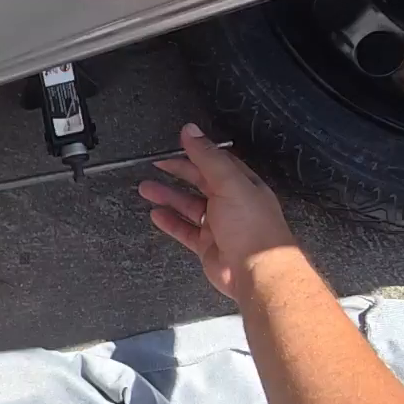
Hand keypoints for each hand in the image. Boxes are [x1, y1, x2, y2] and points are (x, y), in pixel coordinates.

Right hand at [138, 124, 297, 303]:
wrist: (256, 271)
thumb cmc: (252, 229)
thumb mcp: (229, 183)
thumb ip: (207, 157)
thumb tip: (191, 131)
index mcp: (242, 184)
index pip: (216, 161)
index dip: (196, 151)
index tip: (176, 143)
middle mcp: (231, 202)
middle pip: (199, 181)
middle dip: (177, 172)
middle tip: (155, 164)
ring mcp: (219, 225)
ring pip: (188, 205)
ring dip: (167, 196)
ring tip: (146, 188)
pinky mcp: (207, 245)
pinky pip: (184, 229)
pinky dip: (169, 222)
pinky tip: (156, 215)